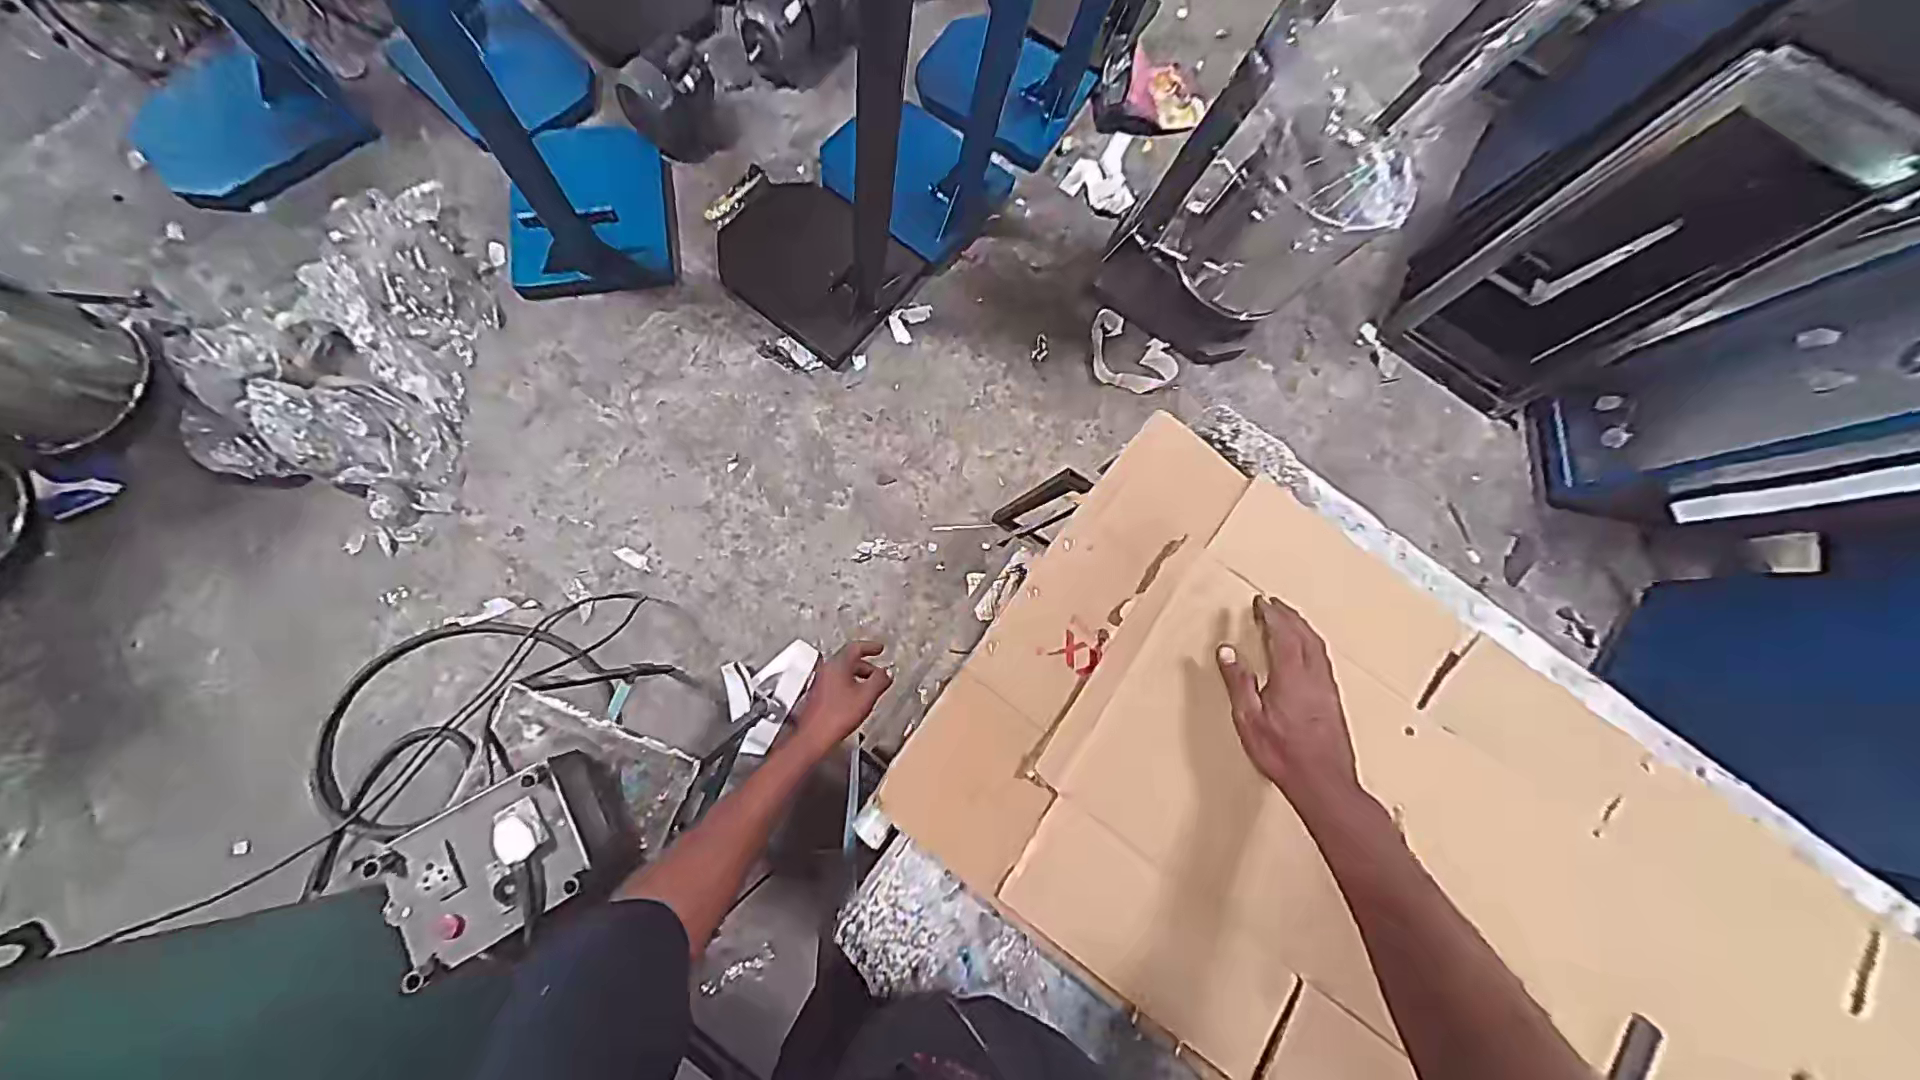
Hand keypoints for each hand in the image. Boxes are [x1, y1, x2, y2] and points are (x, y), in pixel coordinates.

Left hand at [791, 641, 892, 753]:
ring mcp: (820, 682)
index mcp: (838, 665)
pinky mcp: (818, 694)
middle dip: (867, 665)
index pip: (855, 648)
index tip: (879, 648)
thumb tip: (887, 672)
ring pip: (843, 671)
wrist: (814, 736)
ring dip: (858, 676)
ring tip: (870, 687)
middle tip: (878, 671)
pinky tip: (855, 698)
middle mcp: (827, 670)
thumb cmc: (836, 716)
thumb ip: (880, 681)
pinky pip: (836, 682)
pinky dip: (849, 684)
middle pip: (849, 660)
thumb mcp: (866, 696)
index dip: (870, 647)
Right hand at [1216, 597, 1365, 812]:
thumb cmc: (1283, 754)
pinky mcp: (1333, 701)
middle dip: (1288, 615)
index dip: (1271, 615)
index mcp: (1292, 676)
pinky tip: (1304, 650)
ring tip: (1288, 618)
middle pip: (1304, 635)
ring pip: (1317, 646)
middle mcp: (1314, 677)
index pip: (1283, 634)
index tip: (1260, 602)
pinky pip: (1322, 659)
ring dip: (1302, 627)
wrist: (1324, 783)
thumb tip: (1227, 651)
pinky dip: (1310, 643)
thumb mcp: (1248, 718)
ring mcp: (1328, 689)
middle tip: (1273, 603)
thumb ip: (1238, 682)